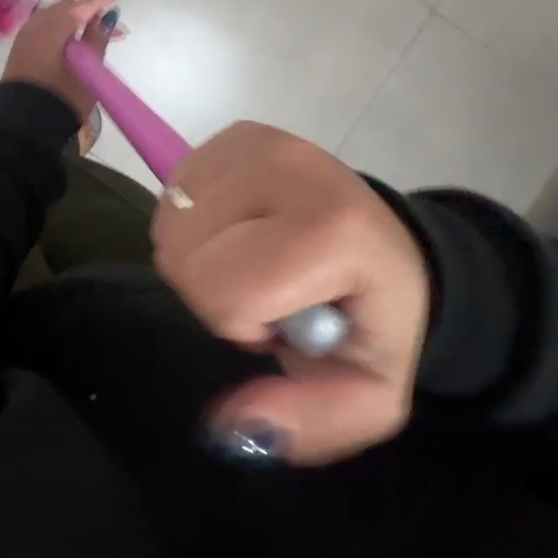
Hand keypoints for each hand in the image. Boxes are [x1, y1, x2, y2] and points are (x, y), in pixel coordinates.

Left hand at [0, 0, 128, 119]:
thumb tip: (105, 18)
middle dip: (91, 12)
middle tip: (113, 27)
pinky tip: (77, 44)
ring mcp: (26, 36)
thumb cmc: (62, 97)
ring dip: (78, 23)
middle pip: (69, 8)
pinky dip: (64, 32)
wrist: (23, 125)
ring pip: (57, 19)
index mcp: (54, 26)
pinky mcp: (22, 49)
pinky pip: (47, 30)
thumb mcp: (87, 70)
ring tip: (99, 37)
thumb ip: (97, 40)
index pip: (85, 4)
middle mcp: (37, 24)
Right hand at [153, 121, 429, 464]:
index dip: (239, 322)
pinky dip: (195, 222)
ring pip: (169, 221)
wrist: (388, 244)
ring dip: (199, 256)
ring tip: (251, 260)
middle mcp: (288, 167)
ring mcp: (255, 141)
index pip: (224, 287)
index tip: (279, 322)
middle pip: (183, 254)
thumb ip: (306, 422)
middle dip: (212, 291)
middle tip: (262, 293)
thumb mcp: (366, 394)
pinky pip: (172, 191)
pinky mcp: (233, 132)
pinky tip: (237, 230)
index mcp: (331, 230)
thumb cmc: (372, 317)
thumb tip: (226, 425)